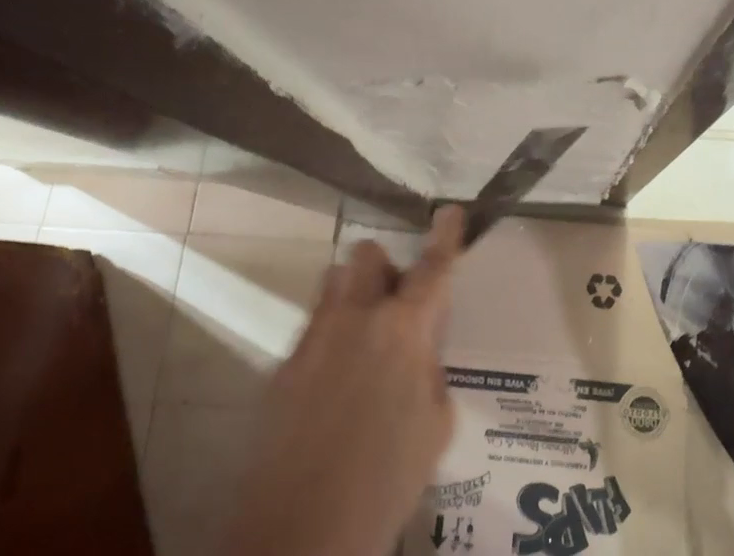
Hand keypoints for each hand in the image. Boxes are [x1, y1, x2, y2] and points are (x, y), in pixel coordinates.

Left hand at [222, 205, 465, 555]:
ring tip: (364, 344)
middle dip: (384, 268)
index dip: (445, 237)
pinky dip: (330, 341)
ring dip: (354, 297)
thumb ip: (429, 373)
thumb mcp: (435, 426)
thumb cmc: (388, 478)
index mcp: (404, 331)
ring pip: (332, 285)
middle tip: (396, 306)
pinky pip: (313, 330)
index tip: (449, 210)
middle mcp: (355, 319)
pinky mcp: (283, 365)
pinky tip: (336, 389)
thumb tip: (417, 355)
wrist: (305, 524)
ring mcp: (313, 338)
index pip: (432, 270)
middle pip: (366, 256)